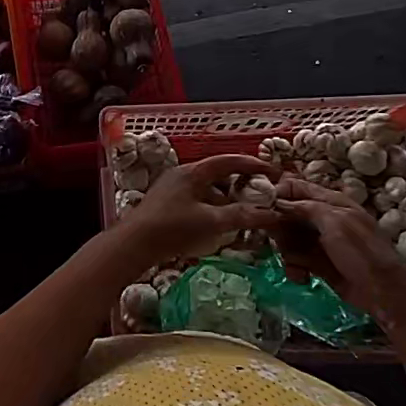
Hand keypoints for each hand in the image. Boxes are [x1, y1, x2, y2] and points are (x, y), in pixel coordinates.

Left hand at [117, 155, 282, 261]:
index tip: (273, 172)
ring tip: (243, 214)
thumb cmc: (172, 228)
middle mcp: (182, 175)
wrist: (133, 244)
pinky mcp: (166, 205)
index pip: (228, 161)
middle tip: (260, 196)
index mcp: (193, 172)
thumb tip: (271, 214)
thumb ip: (241, 216)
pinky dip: (212, 209)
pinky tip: (218, 226)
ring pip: (207, 189)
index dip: (253, 165)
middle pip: (218, 174)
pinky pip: (196, 200)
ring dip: (226, 199)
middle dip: (240, 184)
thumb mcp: (211, 222)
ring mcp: (172, 189)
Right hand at [270, 178, 405, 314]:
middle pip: (288, 214)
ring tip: (295, 266)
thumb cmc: (362, 252)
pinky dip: (295, 267)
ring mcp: (321, 241)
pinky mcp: (319, 263)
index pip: (295, 187)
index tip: (261, 208)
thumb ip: (305, 207)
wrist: (384, 293)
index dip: (277, 195)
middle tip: (278, 241)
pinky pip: (296, 259)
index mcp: (330, 201)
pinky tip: (300, 277)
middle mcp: (323, 218)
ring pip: (289, 238)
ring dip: (287, 252)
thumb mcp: (335, 222)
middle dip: (279, 228)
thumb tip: (277, 200)